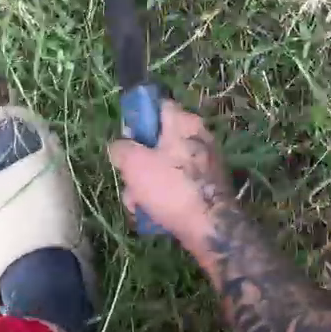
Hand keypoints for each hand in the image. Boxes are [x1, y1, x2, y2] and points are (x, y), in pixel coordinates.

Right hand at [107, 101, 232, 249]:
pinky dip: (164, 195)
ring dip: (146, 184)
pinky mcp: (208, 185)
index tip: (126, 137)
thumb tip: (120, 147)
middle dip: (138, 162)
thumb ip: (121, 148)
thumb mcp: (134, 164)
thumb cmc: (170, 187)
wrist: (210, 227)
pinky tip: (152, 213)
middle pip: (159, 140)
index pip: (159, 105)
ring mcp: (206, 162)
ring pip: (166, 165)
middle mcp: (199, 136)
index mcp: (185, 122)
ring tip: (136, 204)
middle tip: (128, 179)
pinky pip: (178, 182)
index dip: (139, 117)